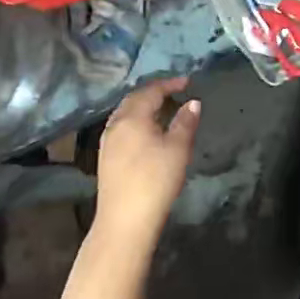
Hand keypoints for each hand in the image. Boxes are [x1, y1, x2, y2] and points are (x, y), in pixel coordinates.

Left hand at [94, 77, 200, 237]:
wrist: (126, 217)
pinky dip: (137, 120)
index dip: (169, 84)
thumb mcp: (178, 148)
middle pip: (133, 100)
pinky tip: (148, 130)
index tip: (187, 81)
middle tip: (175, 91)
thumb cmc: (156, 179)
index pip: (150, 92)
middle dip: (154, 92)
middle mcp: (115, 125)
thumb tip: (193, 102)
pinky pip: (122, 127)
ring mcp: (107, 142)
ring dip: (144, 106)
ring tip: (164, 108)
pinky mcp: (106, 157)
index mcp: (132, 118)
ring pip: (125, 114)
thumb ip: (185, 122)